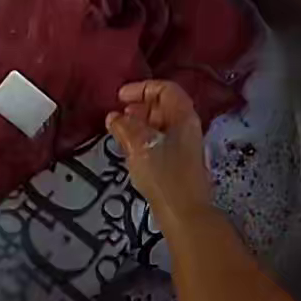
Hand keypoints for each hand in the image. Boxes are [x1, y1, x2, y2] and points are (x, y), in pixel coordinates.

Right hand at [105, 80, 212, 218]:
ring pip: (160, 125)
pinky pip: (158, 141)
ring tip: (120, 131)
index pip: (165, 89)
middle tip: (118, 114)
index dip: (141, 88)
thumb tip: (114, 117)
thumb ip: (125, 127)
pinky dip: (142, 139)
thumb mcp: (140, 146)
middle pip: (163, 106)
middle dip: (139, 106)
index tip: (120, 97)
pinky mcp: (176, 162)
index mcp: (183, 117)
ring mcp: (182, 146)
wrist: (183, 211)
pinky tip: (130, 150)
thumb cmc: (164, 175)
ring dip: (139, 124)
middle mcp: (186, 127)